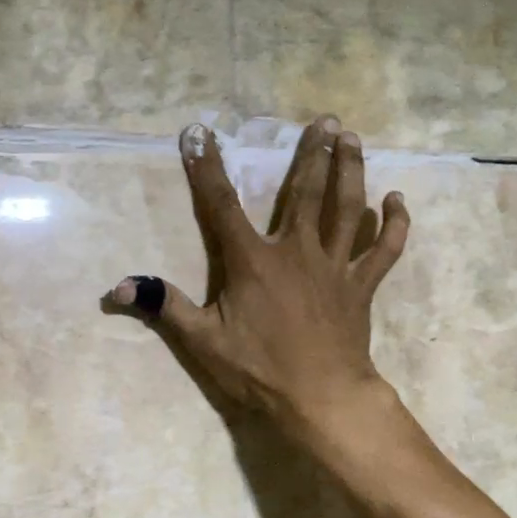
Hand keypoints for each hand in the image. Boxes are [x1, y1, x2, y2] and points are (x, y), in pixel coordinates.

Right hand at [110, 116, 409, 439]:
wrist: (320, 398)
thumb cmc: (258, 370)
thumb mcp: (202, 341)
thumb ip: (164, 307)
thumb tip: (118, 288)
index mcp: (253, 261)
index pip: (222, 205)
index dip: (207, 167)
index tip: (200, 132)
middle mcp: (296, 251)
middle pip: (305, 192)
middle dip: (311, 152)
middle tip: (323, 119)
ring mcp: (334, 267)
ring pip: (347, 208)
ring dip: (350, 170)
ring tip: (352, 138)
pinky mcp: (361, 287)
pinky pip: (384, 249)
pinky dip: (394, 223)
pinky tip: (398, 199)